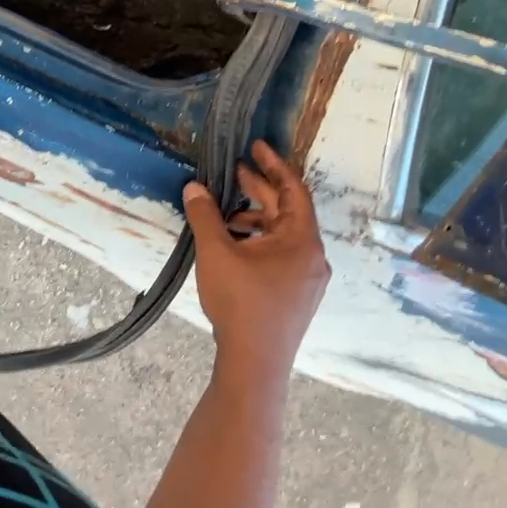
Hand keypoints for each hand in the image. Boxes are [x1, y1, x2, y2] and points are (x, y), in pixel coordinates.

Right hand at [181, 141, 330, 378]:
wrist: (255, 361)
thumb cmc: (240, 301)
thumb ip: (205, 215)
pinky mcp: (294, 294)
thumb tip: (195, 187)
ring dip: (254, 217)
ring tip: (222, 211)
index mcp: (301, 241)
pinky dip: (256, 239)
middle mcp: (311, 257)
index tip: (256, 145)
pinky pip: (279, 253)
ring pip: (281, 234)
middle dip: (259, 189)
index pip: (293, 191)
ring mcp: (306, 278)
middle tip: (233, 169)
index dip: (273, 165)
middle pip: (288, 211)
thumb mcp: (216, 251)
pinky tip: (230, 243)